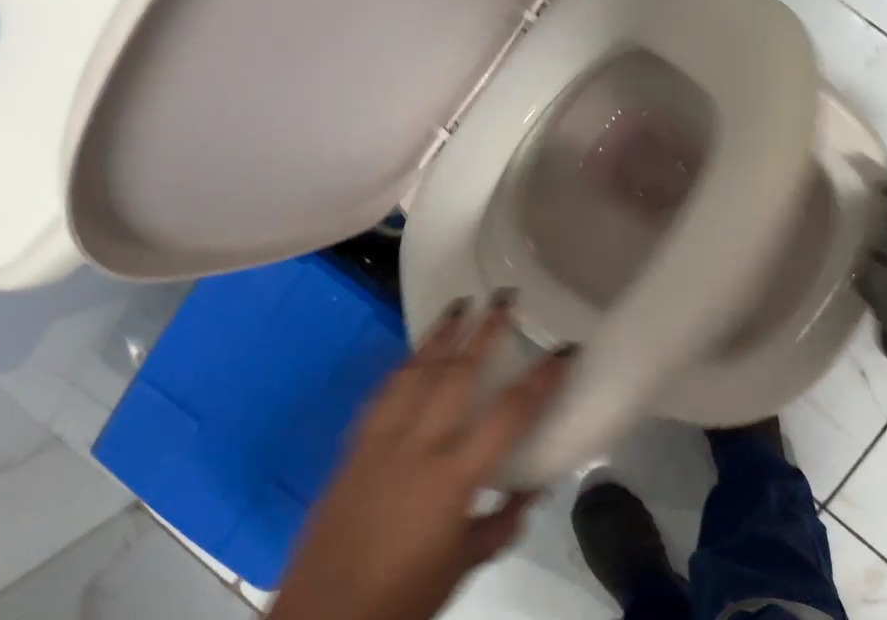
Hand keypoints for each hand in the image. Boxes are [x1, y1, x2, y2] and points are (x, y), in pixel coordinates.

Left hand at [270, 295, 571, 619]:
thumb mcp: (464, 564)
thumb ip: (502, 522)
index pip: (508, 415)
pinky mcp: (352, 447)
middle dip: (483, 332)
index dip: (540, 380)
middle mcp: (417, 447)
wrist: (324, 615)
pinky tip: (414, 356)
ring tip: (460, 305)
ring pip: (416, 373)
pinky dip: (404, 367)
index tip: (562, 349)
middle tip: (503, 298)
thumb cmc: (402, 596)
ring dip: (440, 335)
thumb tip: (532, 490)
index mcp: (453, 478)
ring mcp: (379, 441)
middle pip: (457, 374)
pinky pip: (383, 394)